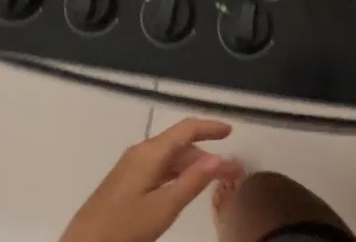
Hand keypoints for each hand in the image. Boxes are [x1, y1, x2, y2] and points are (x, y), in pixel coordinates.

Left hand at [59, 117, 244, 241]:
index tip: (231, 131)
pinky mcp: (124, 184)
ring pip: (168, 159)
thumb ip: (192, 182)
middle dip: (206, 154)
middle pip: (179, 145)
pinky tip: (183, 190)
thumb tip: (219, 157)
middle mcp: (140, 153)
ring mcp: (130, 168)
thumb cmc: (124, 228)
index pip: (186, 129)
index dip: (209, 127)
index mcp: (150, 153)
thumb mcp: (163, 208)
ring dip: (192, 166)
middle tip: (230, 173)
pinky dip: (177, 175)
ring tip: (213, 182)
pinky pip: (158, 170)